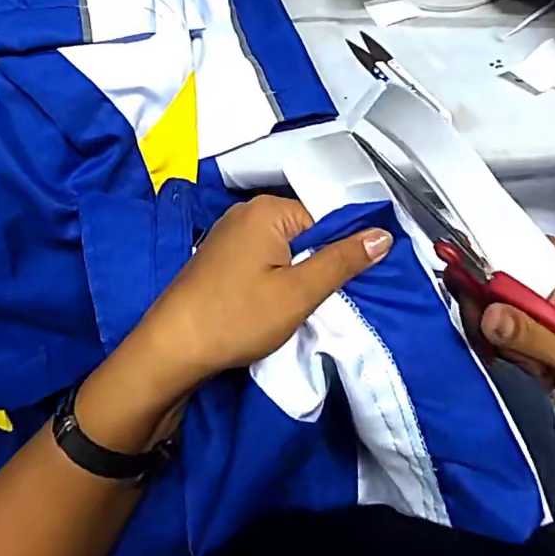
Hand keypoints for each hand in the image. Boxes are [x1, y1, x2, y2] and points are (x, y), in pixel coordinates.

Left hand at [142, 194, 391, 385]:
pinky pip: (262, 256)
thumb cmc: (236, 317)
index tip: (347, 284)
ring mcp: (230, 232)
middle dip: (317, 263)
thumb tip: (382, 234)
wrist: (172, 346)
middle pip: (304, 231)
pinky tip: (270, 303)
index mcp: (267, 209)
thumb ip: (341, 261)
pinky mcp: (221, 254)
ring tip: (293, 305)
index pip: (325, 218)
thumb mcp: (298, 293)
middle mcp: (247, 211)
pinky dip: (274, 277)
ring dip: (295, 274)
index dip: (341, 251)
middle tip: (318, 299)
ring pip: (284, 247)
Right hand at [469, 237, 554, 413]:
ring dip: (506, 339)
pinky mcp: (549, 307)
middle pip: (484, 280)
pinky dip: (518, 343)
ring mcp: (544, 286)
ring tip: (536, 367)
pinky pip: (513, 317)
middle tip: (509, 356)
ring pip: (496, 303)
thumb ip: (526, 332)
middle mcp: (540, 263)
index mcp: (545, 258)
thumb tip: (484, 315)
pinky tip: (539, 365)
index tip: (477, 322)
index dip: (469, 283)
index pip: (483, 250)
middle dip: (489, 321)